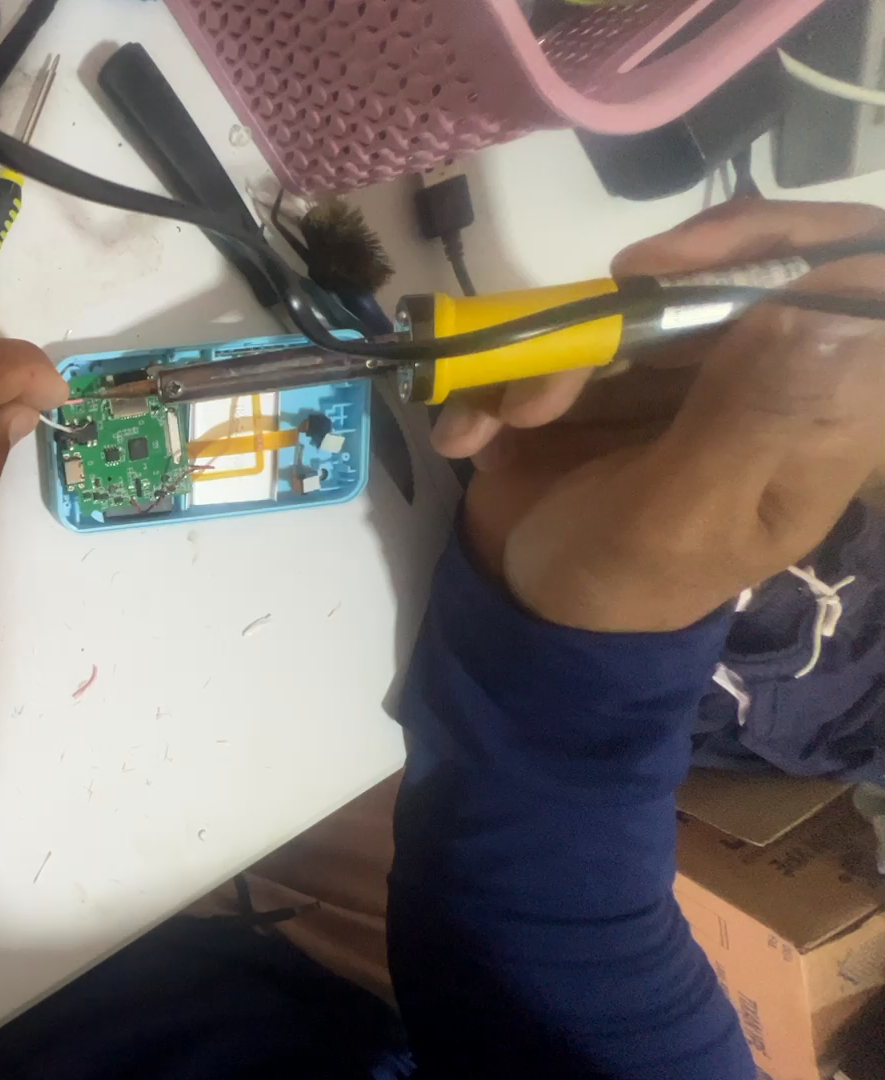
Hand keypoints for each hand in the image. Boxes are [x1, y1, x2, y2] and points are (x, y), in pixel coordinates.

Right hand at [431, 200, 884, 632]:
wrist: (528, 612)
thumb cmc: (621, 579)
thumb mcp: (683, 513)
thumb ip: (750, 418)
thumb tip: (836, 302)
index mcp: (811, 406)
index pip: (846, 278)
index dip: (765, 245)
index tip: (654, 268)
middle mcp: (741, 379)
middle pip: (695, 290)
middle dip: (599, 330)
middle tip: (538, 386)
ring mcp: (656, 385)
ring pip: (603, 322)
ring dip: (528, 369)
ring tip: (496, 430)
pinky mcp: (582, 395)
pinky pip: (534, 359)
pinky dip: (487, 394)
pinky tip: (470, 441)